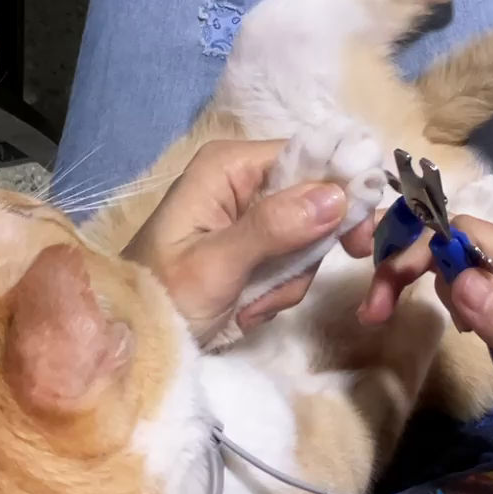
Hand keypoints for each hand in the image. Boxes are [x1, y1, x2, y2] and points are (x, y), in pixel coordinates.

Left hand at [124, 139, 373, 341]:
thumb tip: (337, 195)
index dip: (342, 189)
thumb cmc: (164, 296)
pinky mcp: (254, 245)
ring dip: (289, 277)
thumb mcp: (216, 265)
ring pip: (309, 235)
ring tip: (249, 303)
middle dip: (307, 249)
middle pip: (316, 197)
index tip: (360, 236)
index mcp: (230, 167)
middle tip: (290, 283)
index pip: (308, 154)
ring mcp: (250, 214)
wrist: (132, 339)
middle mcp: (243, 180)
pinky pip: (294, 260)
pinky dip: (279, 289)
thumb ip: (274, 228)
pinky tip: (246, 308)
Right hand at [363, 217, 492, 480]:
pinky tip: (453, 325)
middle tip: (372, 308)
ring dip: (416, 279)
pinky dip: (435, 290)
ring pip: (449, 255)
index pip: (472, 235)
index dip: (423, 252)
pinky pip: (459, 273)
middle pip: (454, 239)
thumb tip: (462, 279)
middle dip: (408, 265)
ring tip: (403, 319)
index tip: (386, 288)